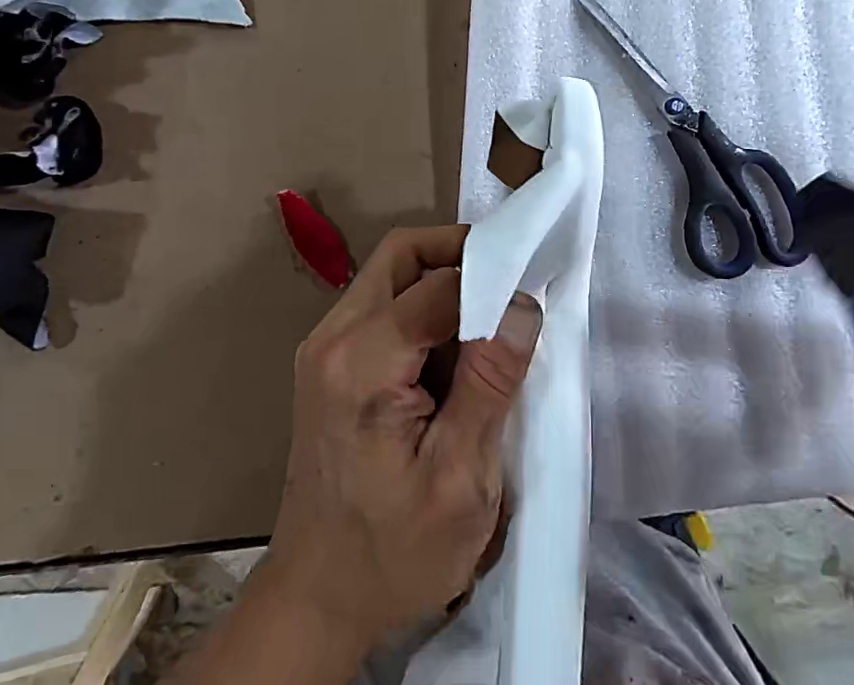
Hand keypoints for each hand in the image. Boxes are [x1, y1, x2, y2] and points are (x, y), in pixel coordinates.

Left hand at [169, 226, 541, 684]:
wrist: (318, 600)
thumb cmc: (394, 552)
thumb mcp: (460, 477)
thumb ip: (489, 382)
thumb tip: (523, 304)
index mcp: (362, 362)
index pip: (438, 283)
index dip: (493, 277)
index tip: (534, 295)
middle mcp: (333, 339)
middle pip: (403, 254)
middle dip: (463, 253)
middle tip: (512, 283)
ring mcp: (326, 349)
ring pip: (394, 274)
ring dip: (446, 280)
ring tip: (492, 320)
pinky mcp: (332, 366)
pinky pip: (386, 306)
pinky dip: (428, 307)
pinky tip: (458, 351)